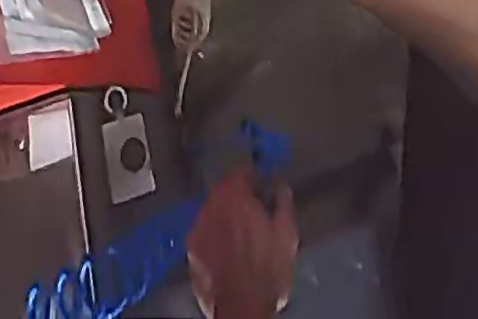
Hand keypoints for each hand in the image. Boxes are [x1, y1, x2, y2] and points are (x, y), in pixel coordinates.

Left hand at [187, 167, 297, 318]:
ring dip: (224, 214)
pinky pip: (204, 232)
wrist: (241, 309)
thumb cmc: (267, 267)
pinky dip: (214, 234)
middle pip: (224, 189)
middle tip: (253, 211)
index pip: (241, 171)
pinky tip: (225, 249)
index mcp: (234, 194)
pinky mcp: (191, 250)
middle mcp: (211, 203)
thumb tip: (278, 182)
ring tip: (239, 233)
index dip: (254, 179)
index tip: (263, 190)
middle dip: (237, 195)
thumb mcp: (286, 232)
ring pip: (212, 210)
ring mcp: (197, 227)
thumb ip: (282, 200)